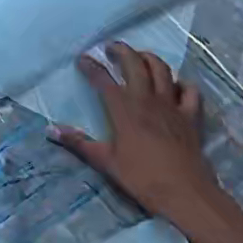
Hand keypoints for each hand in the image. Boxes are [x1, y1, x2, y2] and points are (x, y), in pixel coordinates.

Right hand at [48, 43, 222, 224]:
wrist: (186, 194)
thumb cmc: (142, 178)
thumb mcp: (106, 162)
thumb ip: (79, 143)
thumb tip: (51, 130)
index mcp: (123, 109)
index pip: (103, 79)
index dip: (91, 66)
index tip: (82, 58)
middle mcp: (146, 99)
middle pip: (134, 63)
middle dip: (121, 50)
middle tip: (111, 48)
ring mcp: (172, 105)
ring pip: (162, 70)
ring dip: (149, 58)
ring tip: (139, 57)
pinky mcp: (191, 116)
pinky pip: (190, 91)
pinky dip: (182, 83)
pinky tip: (175, 86)